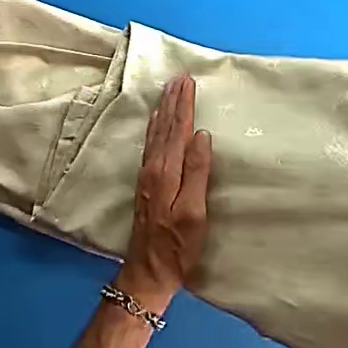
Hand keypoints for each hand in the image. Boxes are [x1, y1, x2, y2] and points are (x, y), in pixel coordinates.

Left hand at [115, 75, 212, 314]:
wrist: (148, 270)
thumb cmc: (178, 246)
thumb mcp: (194, 212)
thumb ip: (197, 173)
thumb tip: (201, 136)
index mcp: (166, 171)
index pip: (178, 130)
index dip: (184, 105)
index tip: (189, 82)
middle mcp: (153, 167)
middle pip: (165, 126)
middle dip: (173, 100)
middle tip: (179, 77)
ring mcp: (147, 174)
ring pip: (157, 132)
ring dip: (163, 109)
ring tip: (169, 89)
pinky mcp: (146, 182)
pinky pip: (151, 143)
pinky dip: (155, 127)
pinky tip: (155, 120)